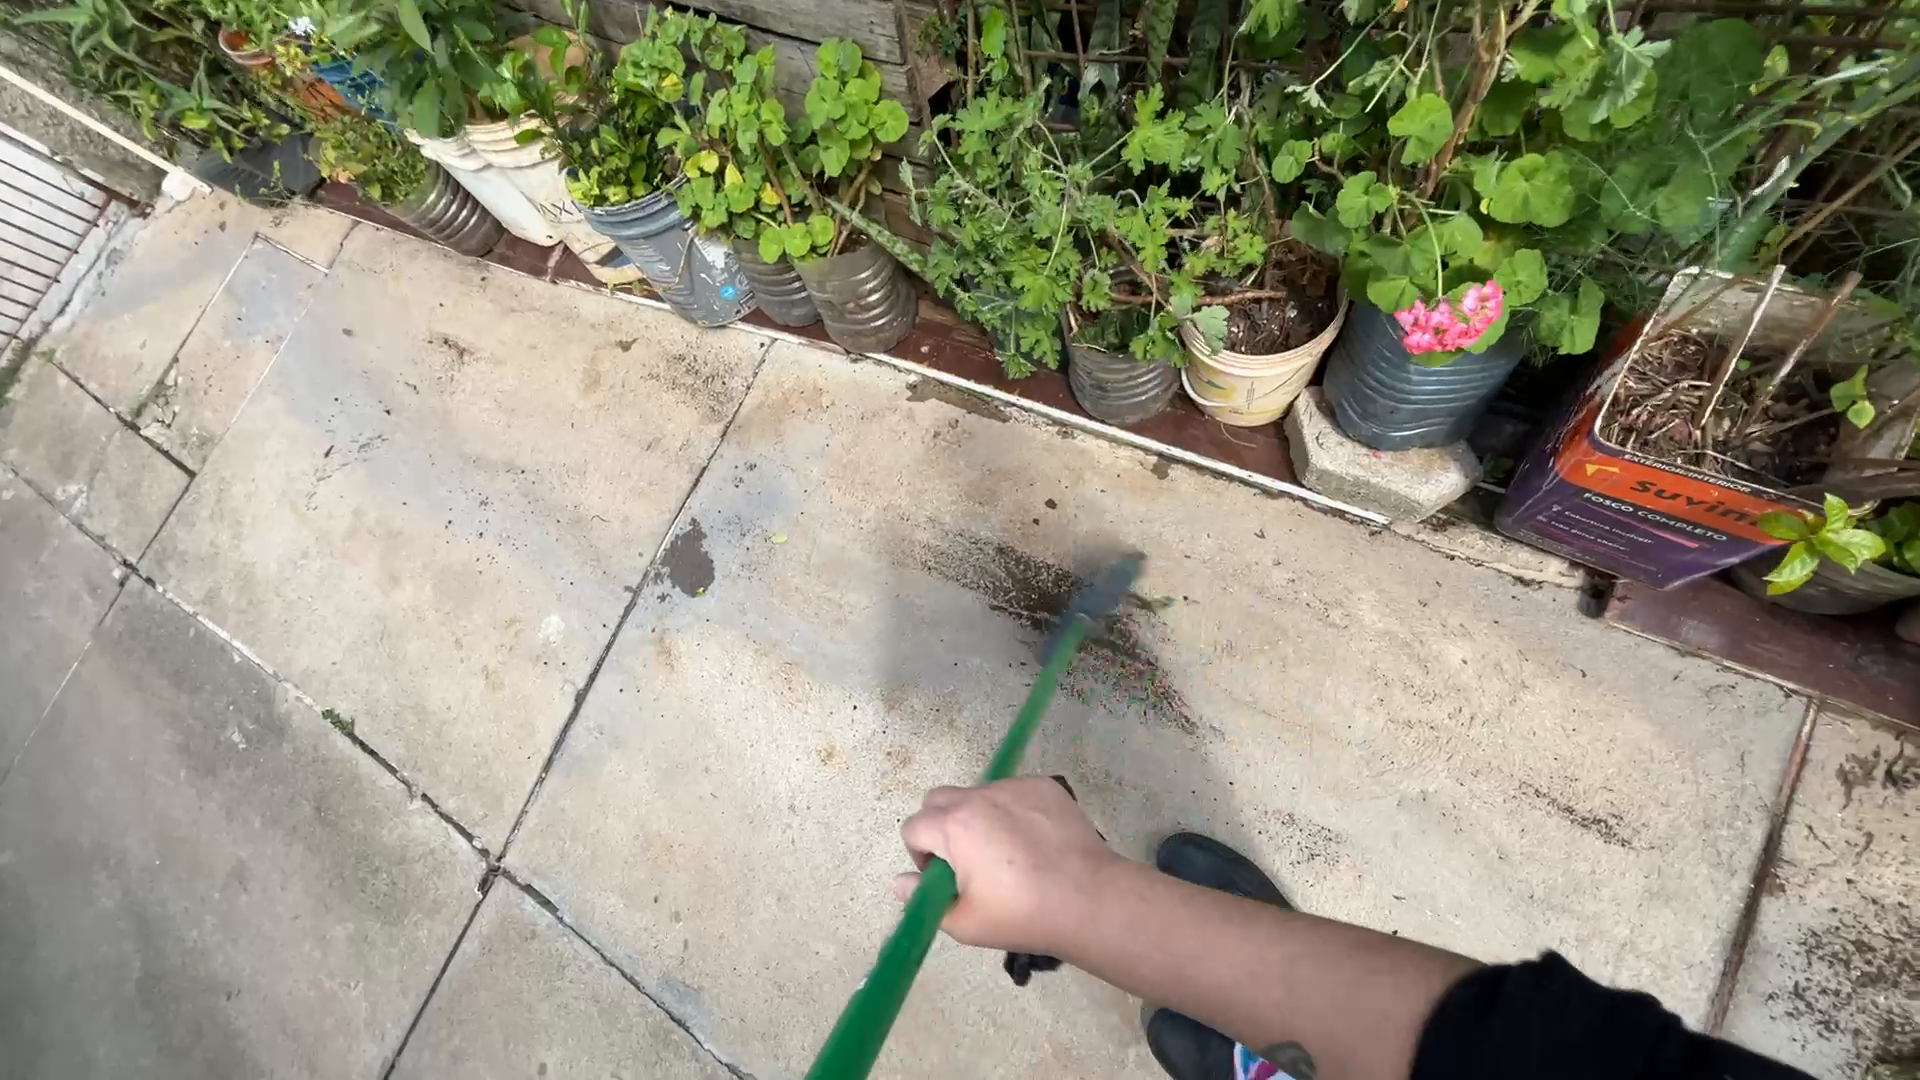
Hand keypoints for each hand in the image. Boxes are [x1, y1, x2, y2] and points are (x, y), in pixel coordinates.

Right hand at [892, 776, 1125, 954]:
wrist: (1087, 898)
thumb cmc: (1021, 914)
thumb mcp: (964, 922)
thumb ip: (924, 899)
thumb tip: (898, 883)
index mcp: (953, 826)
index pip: (913, 827)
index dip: (920, 854)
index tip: (943, 877)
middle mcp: (978, 796)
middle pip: (938, 799)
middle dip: (940, 826)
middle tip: (966, 859)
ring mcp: (1013, 786)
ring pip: (977, 794)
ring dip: (978, 817)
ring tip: (1007, 852)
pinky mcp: (1042, 785)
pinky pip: (1012, 792)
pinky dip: (1012, 810)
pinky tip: (1034, 841)